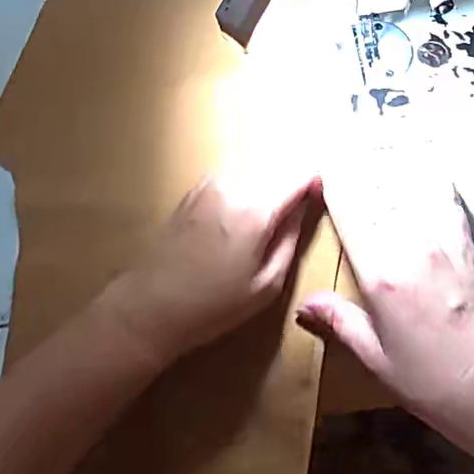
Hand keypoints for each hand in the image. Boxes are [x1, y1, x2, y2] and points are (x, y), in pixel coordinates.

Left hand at [95, 160, 318, 367]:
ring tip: (266, 218)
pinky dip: (245, 186)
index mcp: (257, 208)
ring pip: (255, 170)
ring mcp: (212, 182)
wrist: (150, 306)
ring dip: (267, 183)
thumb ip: (292, 238)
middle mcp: (235, 184)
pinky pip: (233, 177)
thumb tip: (306, 203)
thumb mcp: (266, 285)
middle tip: (297, 208)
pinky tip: (238, 219)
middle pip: (277, 167)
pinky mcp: (195, 188)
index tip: (323, 191)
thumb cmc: (214, 305)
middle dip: (291, 181)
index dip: (314, 180)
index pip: (299, 174)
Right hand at [297, 159, 473, 465]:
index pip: (347, 203)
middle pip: (373, 182)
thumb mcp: (375, 356)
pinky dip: (422, 170)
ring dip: (383, 164)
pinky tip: (412, 164)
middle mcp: (409, 241)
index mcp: (380, 271)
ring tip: (369, 156)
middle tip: (338, 159)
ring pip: (404, 176)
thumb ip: (338, 319)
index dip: (329, 181)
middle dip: (352, 167)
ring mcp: (440, 232)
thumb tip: (303, 303)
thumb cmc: (430, 379)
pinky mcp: (463, 231)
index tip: (319, 173)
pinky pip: (439, 186)